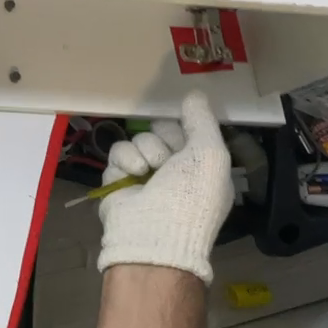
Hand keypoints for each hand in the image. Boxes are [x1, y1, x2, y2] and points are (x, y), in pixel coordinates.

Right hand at [96, 91, 232, 285]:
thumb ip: (202, 120)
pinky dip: (126, 160)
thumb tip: (195, 93)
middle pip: (162, 130)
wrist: (153, 234)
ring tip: (149, 170)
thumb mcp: (210, 155)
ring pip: (139, 138)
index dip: (185, 128)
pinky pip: (119, 150)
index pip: (189, 131)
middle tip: (168, 157)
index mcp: (200, 168)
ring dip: (146, 150)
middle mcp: (174, 170)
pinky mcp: (118, 178)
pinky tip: (134, 174)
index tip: (184, 131)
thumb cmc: (190, 196)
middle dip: (164, 139)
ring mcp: (144, 174)